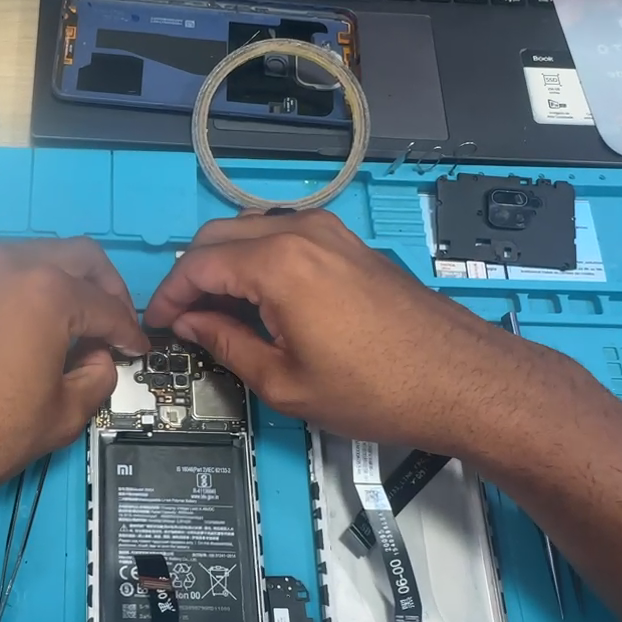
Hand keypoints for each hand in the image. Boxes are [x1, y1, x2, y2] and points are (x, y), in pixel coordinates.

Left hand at [0, 239, 147, 547]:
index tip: (138, 349)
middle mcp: (14, 265)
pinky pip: (13, 274)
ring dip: (71, 281)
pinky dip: (38, 288)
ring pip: (43, 257)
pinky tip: (45, 325)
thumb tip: (100, 359)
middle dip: (107, 288)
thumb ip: (96, 377)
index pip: (106, 306)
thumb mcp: (63, 413)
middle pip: (80, 258)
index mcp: (48, 291)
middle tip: (116, 324)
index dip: (129, 331)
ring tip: (84, 324)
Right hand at [143, 211, 555, 455]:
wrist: (464, 383)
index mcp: (278, 265)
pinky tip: (259, 301)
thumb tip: (190, 323)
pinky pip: (285, 238)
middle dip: (190, 275)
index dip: (167, 295)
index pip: (197, 264)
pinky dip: (257, 261)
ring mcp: (331, 234)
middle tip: (181, 319)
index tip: (157, 323)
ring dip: (223, 264)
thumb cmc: (376, 390)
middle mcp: (302, 234)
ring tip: (217, 313)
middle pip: (218, 236)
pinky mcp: (350, 246)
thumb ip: (224, 342)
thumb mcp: (282, 381)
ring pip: (250, 231)